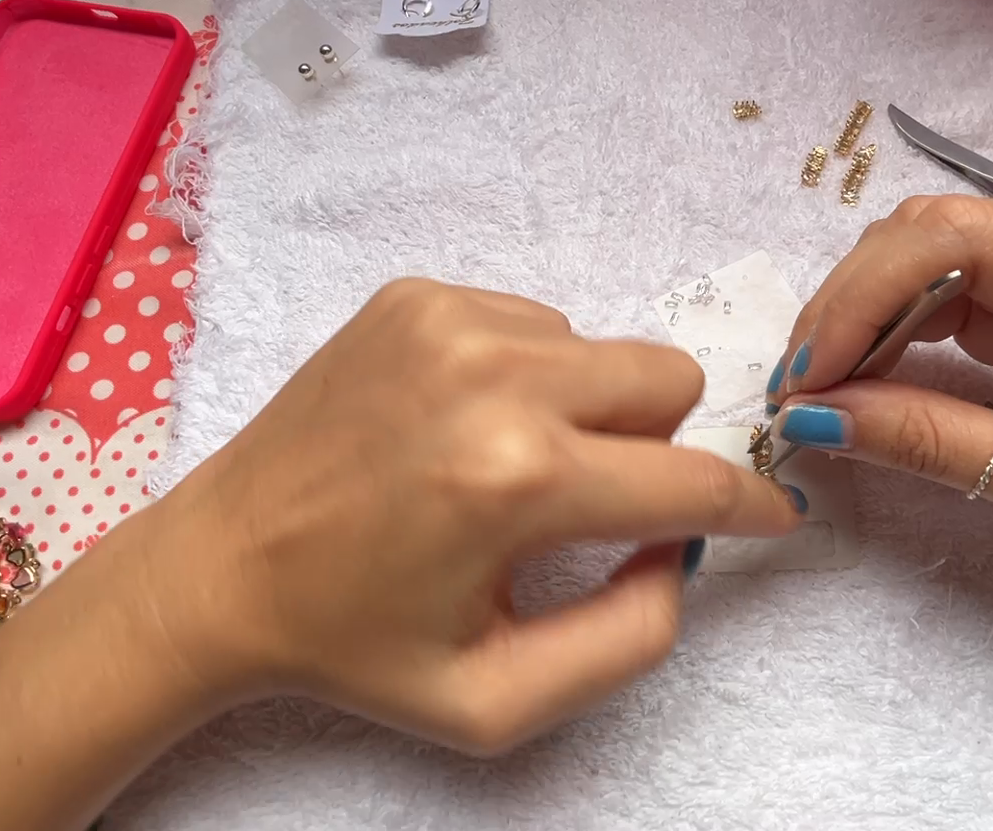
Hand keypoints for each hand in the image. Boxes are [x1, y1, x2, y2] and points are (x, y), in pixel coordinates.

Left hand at [149, 279, 804, 753]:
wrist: (220, 564)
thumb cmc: (358, 642)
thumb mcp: (500, 699)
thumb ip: (630, 636)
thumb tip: (680, 545)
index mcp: (518, 481)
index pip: (690, 480)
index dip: (748, 503)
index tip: (771, 511)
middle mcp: (494, 376)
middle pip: (665, 376)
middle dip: (658, 442)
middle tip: (598, 491)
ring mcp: (452, 318)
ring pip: (599, 349)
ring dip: (585, 408)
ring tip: (507, 459)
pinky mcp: (419, 294)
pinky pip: (535, 324)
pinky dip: (528, 375)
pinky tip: (462, 419)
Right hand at [763, 195, 992, 621]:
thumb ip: (936, 443)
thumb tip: (812, 415)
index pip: (972, 241)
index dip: (870, 295)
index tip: (807, 375)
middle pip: (936, 232)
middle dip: (850, 305)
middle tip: (797, 389)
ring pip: (922, 246)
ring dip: (855, 311)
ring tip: (816, 383)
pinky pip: (934, 279)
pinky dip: (880, 322)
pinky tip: (855, 366)